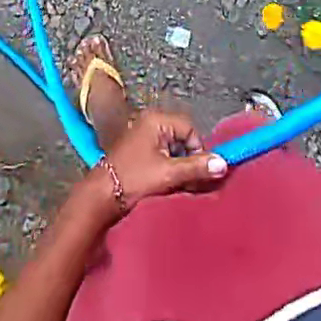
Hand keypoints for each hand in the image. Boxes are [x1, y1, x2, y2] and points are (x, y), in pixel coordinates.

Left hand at [87, 108, 227, 222]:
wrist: (97, 201)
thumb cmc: (132, 181)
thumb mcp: (167, 174)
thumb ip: (196, 167)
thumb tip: (223, 163)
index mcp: (156, 120)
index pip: (190, 129)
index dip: (197, 151)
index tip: (196, 172)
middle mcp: (149, 123)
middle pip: (182, 139)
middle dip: (187, 160)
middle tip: (188, 181)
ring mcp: (141, 137)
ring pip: (172, 150)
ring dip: (177, 167)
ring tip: (175, 186)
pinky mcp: (137, 152)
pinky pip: (161, 156)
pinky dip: (166, 170)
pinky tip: (164, 186)